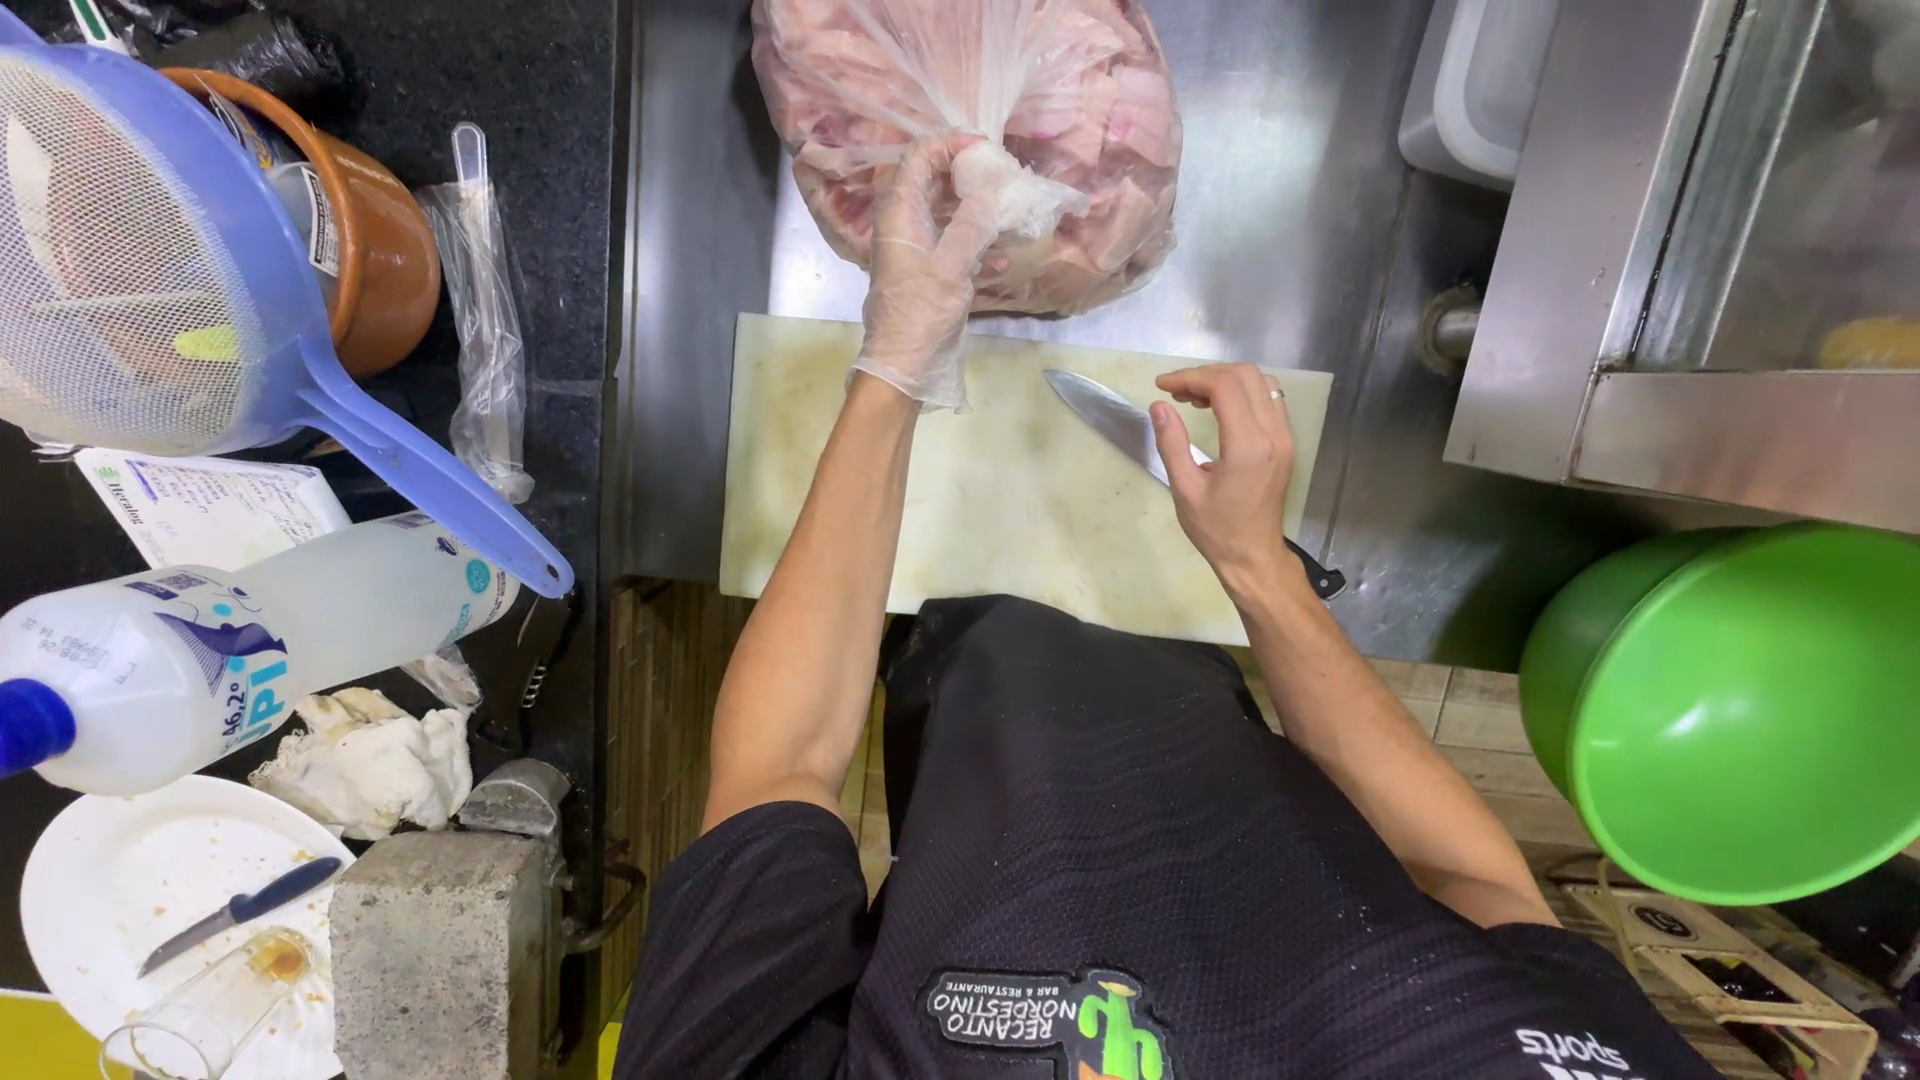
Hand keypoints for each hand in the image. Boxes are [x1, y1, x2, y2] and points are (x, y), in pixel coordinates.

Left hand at [854, 133, 1001, 412]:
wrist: (904, 365)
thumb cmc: (920, 315)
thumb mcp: (949, 267)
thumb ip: (971, 225)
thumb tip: (992, 194)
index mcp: (899, 213)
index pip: (919, 157)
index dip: (949, 143)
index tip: (985, 147)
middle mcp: (905, 226)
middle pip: (933, 182)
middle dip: (968, 174)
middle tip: (1002, 175)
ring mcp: (917, 251)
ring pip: (947, 215)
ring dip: (977, 211)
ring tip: (1010, 209)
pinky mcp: (930, 274)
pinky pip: (955, 247)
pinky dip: (978, 247)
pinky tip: (1004, 259)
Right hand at [1150, 364, 1301, 597]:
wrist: (1253, 555)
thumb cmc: (1215, 529)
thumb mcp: (1185, 489)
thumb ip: (1172, 444)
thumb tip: (1159, 406)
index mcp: (1248, 446)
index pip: (1224, 387)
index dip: (1190, 378)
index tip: (1162, 386)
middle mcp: (1273, 434)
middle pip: (1245, 375)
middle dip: (1206, 374)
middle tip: (1175, 391)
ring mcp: (1284, 437)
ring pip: (1261, 382)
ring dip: (1225, 380)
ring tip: (1194, 398)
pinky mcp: (1285, 442)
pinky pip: (1269, 399)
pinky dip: (1242, 392)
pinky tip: (1218, 407)